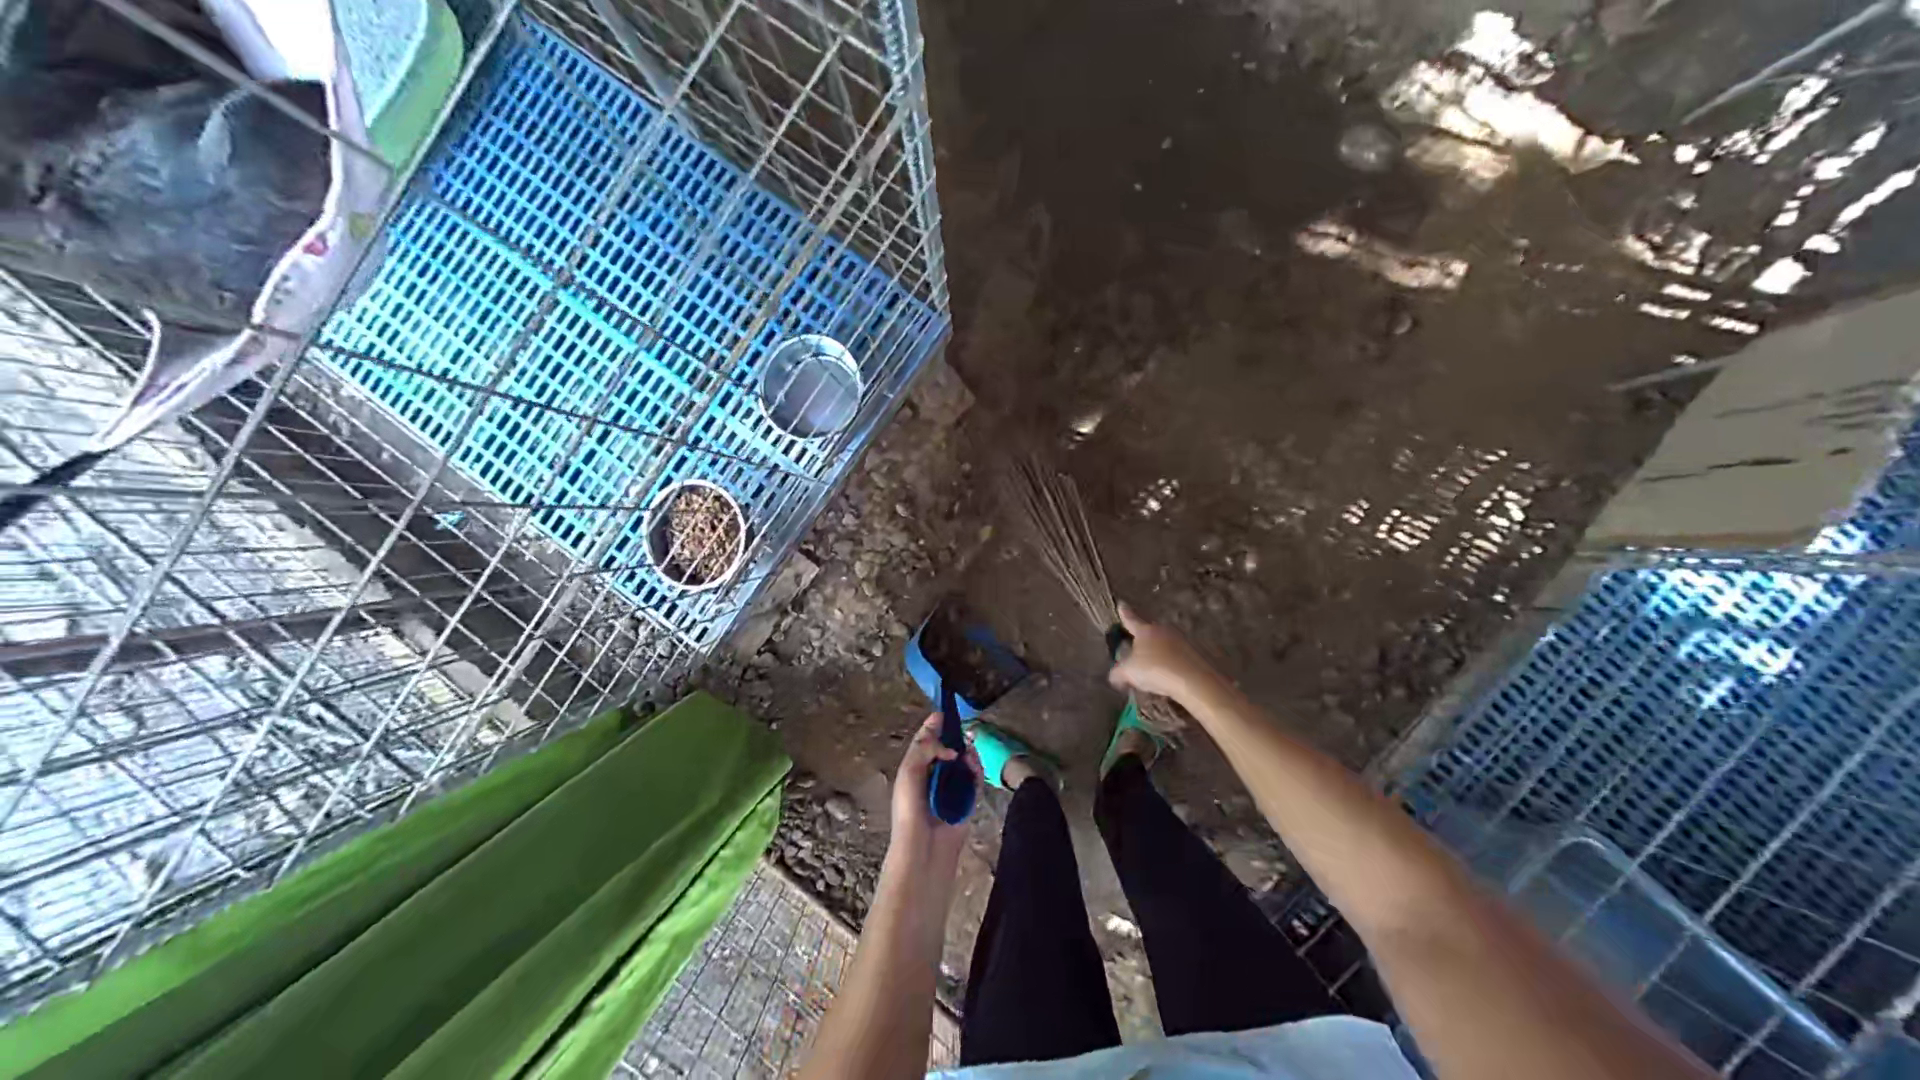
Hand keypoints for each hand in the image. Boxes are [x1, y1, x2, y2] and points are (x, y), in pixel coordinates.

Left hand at [886, 713, 974, 875]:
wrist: (924, 847)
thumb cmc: (910, 808)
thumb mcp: (909, 771)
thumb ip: (925, 749)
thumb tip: (951, 747)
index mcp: (914, 769)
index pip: (924, 742)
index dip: (932, 727)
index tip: (942, 713)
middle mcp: (933, 776)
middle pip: (946, 750)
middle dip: (953, 738)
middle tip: (961, 728)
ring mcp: (951, 788)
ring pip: (963, 762)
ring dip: (966, 752)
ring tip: (967, 747)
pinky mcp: (967, 800)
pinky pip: (975, 779)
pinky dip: (976, 769)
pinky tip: (973, 762)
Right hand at [1108, 602, 1218, 701]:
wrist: (1192, 680)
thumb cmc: (1155, 670)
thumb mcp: (1128, 673)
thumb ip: (1117, 672)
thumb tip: (1114, 676)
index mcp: (1145, 630)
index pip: (1131, 619)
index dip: (1125, 613)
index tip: (1122, 604)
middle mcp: (1162, 630)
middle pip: (1149, 631)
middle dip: (1142, 638)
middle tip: (1135, 647)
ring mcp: (1180, 640)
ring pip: (1163, 643)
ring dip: (1157, 652)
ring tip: (1151, 667)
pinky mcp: (1193, 653)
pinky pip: (1175, 655)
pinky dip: (1169, 663)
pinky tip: (1166, 675)